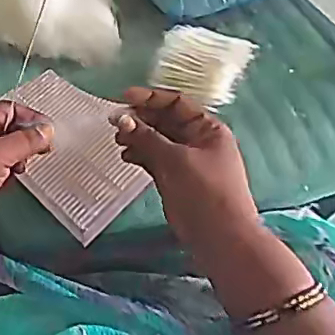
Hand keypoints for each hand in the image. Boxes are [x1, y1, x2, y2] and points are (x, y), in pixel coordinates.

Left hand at [0, 101, 54, 243]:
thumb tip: (47, 129)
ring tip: (26, 165)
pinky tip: (16, 176)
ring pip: (5, 147)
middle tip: (44, 149)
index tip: (50, 131)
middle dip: (26, 137)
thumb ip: (26, 140)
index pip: (9, 108)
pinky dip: (10, 168)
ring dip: (19, 154)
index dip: (30, 117)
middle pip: (8, 127)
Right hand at [111, 88, 262, 246]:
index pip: (176, 104)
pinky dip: (139, 155)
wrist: (220, 237)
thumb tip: (121, 118)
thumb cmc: (205, 191)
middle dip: (139, 119)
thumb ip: (147, 137)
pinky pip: (153, 158)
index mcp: (208, 129)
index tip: (124, 97)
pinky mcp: (174, 177)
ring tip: (118, 140)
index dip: (150, 98)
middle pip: (164, 121)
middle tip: (114, 121)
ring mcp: (185, 160)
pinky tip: (126, 156)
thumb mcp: (175, 159)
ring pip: (156, 140)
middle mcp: (197, 140)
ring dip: (136, 137)